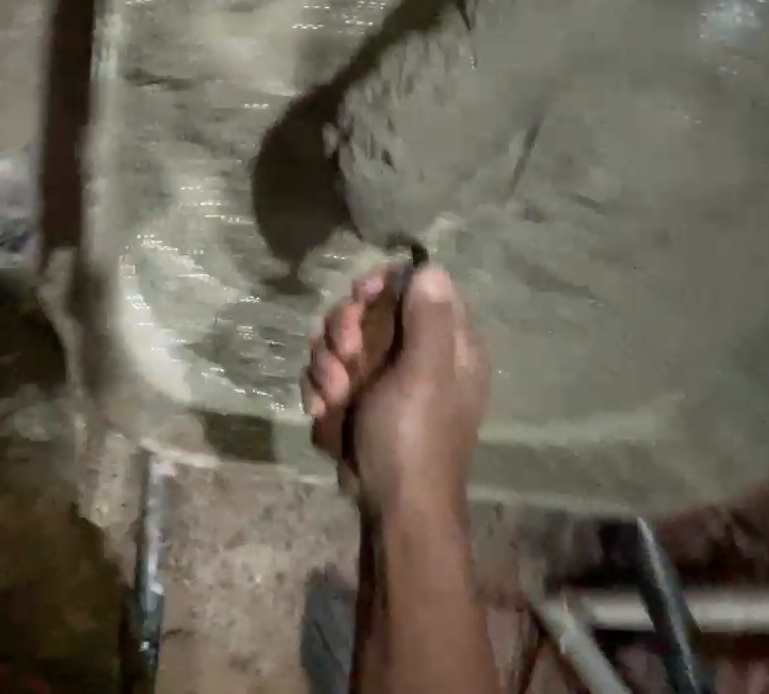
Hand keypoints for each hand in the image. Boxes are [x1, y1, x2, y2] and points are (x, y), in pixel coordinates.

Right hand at [302, 264, 487, 513]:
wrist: (391, 502)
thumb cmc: (414, 437)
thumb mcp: (423, 375)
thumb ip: (427, 321)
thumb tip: (431, 266)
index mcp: (448, 347)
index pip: (417, 289)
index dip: (383, 286)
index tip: (360, 295)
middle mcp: (417, 355)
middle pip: (366, 312)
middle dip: (343, 331)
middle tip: (344, 355)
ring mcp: (382, 377)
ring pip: (338, 342)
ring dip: (326, 365)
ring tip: (334, 396)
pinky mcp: (355, 397)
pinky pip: (325, 372)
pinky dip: (320, 388)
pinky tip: (325, 408)